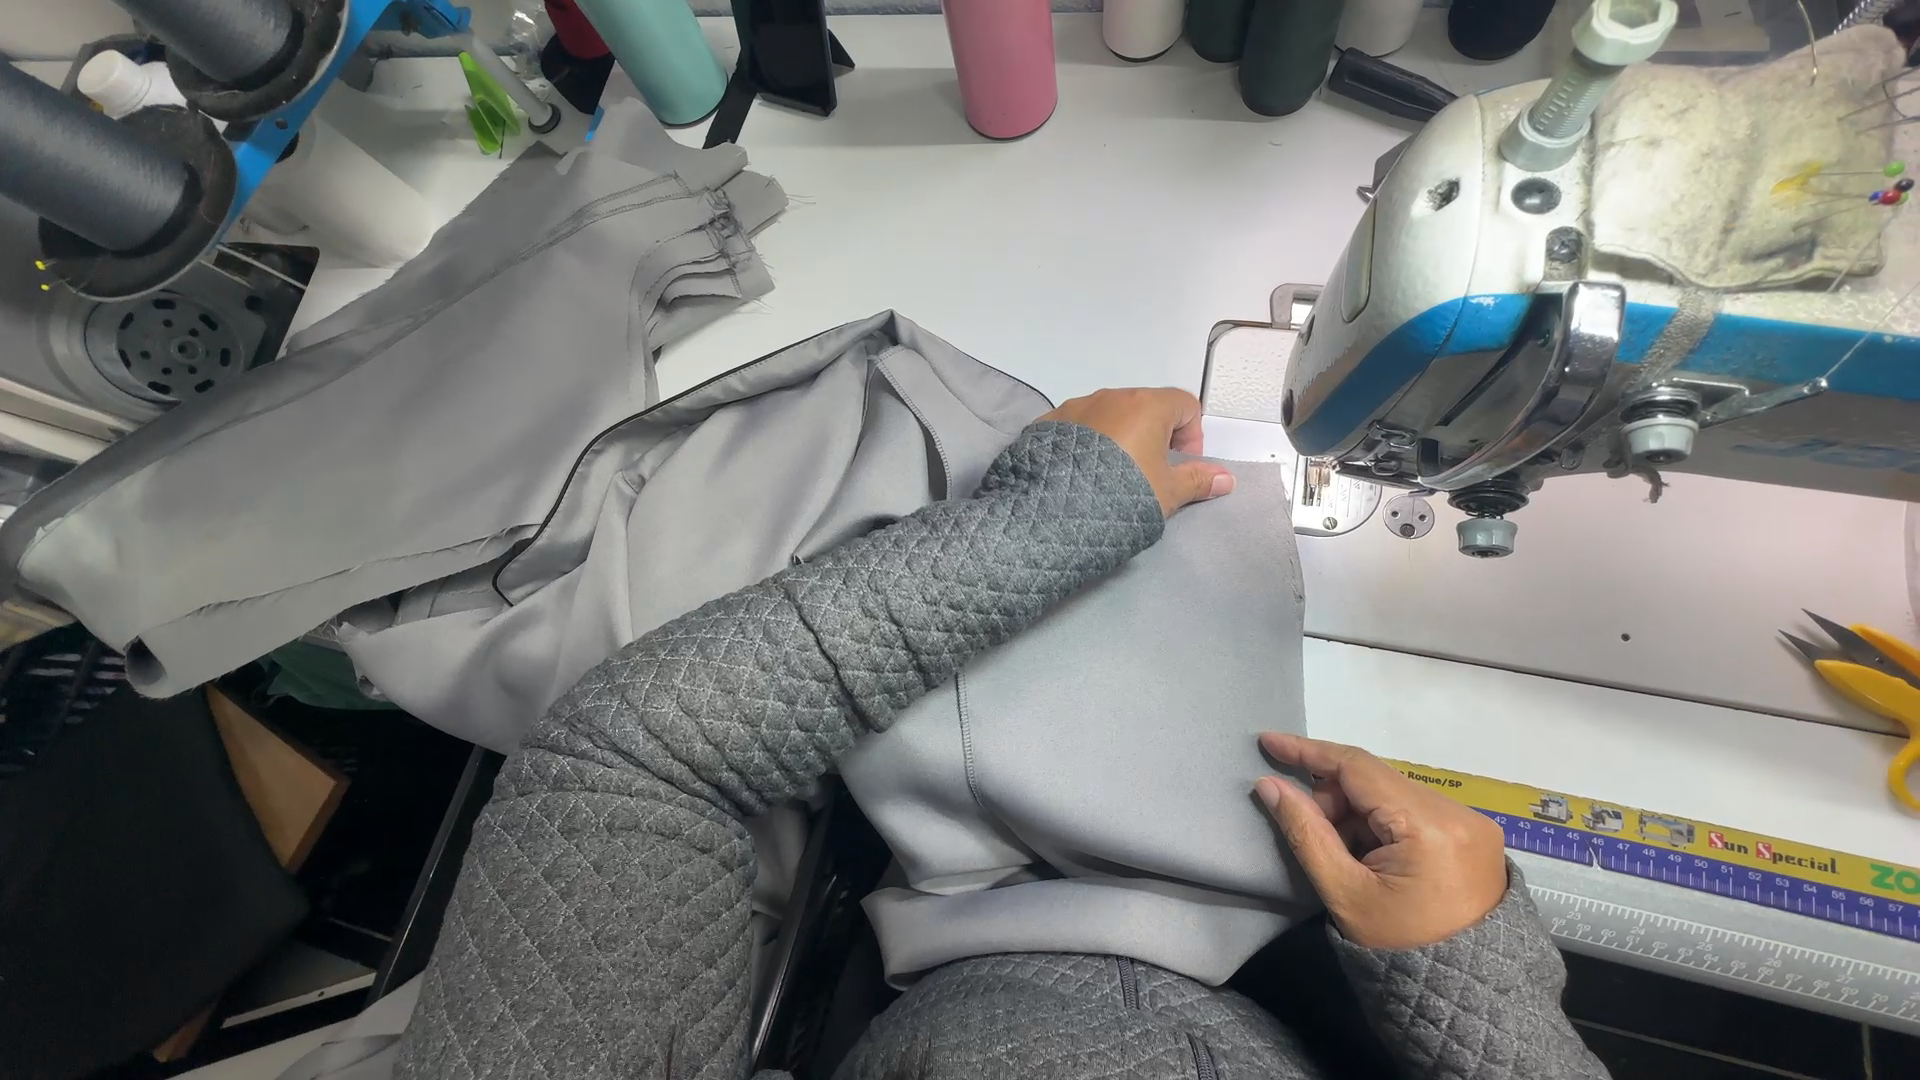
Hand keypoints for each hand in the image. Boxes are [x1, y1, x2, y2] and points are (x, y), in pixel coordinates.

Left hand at [1041, 388, 1233, 516]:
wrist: (1056, 508)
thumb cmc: (1120, 494)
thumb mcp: (1166, 492)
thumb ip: (1198, 481)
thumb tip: (1225, 478)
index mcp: (1147, 405)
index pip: (1185, 404)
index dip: (1192, 434)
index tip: (1182, 463)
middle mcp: (1111, 397)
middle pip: (1146, 407)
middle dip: (1155, 434)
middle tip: (1150, 470)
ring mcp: (1076, 407)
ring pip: (1110, 415)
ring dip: (1119, 436)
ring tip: (1113, 474)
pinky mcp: (1049, 423)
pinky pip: (1078, 426)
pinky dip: (1087, 442)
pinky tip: (1082, 472)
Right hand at [1253, 733, 1507, 949]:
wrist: (1471, 998)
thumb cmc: (1401, 946)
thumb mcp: (1343, 891)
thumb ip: (1304, 831)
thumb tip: (1269, 784)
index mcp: (1430, 826)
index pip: (1358, 767)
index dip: (1309, 751)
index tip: (1268, 742)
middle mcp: (1458, 813)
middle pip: (1373, 780)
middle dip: (1331, 796)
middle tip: (1310, 829)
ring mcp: (1470, 823)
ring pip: (1389, 793)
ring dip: (1354, 812)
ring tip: (1344, 853)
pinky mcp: (1472, 835)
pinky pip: (1409, 809)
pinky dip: (1378, 822)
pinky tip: (1368, 854)